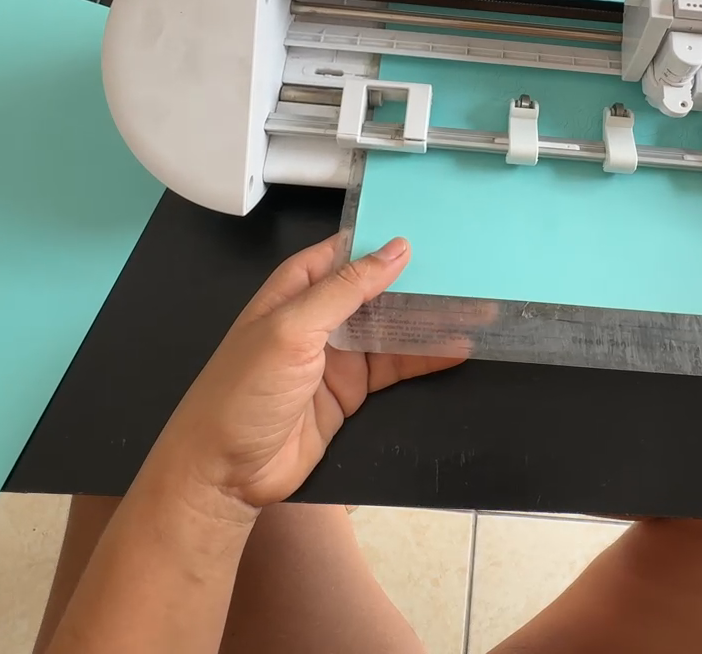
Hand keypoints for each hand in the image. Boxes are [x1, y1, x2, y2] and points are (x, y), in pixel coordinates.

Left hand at [154, 235, 463, 516]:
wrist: (224, 474)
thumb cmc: (245, 389)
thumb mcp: (293, 329)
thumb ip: (346, 289)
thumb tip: (398, 249)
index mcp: (299, 286)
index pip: (351, 250)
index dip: (388, 239)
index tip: (435, 227)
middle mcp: (323, 313)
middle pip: (380, 287)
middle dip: (420, 279)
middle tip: (470, 267)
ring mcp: (340, 351)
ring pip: (394, 326)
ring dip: (430, 318)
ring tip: (478, 306)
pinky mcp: (354, 388)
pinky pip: (397, 364)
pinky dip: (427, 356)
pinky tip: (458, 347)